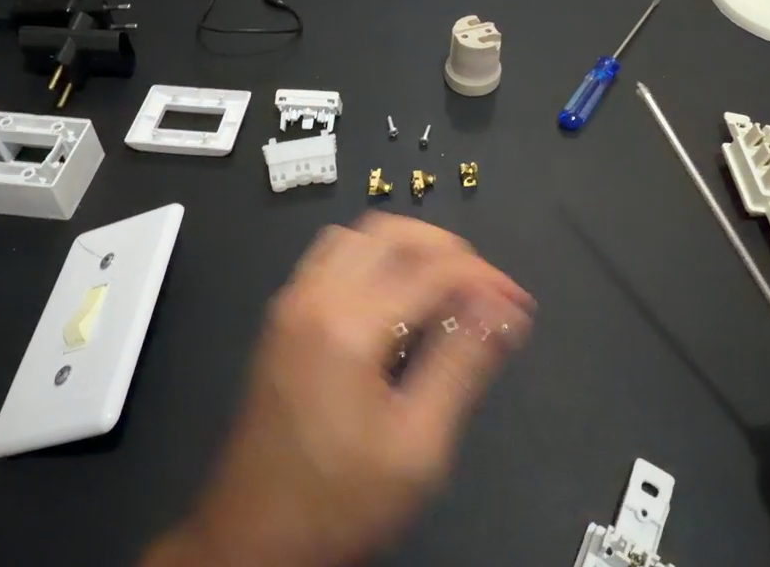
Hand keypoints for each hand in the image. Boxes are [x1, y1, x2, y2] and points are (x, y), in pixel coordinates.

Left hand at [145, 212, 532, 566]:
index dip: (485, 280)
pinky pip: (330, 258)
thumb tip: (501, 309)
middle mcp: (314, 298)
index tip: (518, 305)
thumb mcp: (417, 446)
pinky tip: (395, 301)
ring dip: (406, 248)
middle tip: (482, 288)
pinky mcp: (282, 319)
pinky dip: (372, 259)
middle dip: (446, 249)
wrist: (251, 538)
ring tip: (444, 289)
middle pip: (389, 232)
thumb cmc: (339, 502)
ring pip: (357, 236)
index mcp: (349, 327)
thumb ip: (462, 365)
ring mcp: (291, 305)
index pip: (433, 270)